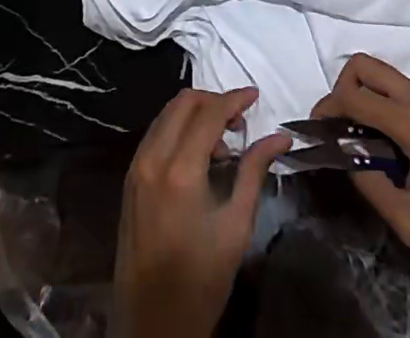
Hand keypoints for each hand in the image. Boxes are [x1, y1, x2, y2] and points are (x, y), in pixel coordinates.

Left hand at [112, 87, 290, 337]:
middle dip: (214, 101)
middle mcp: (151, 160)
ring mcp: (135, 169)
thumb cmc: (200, 280)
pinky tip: (200, 156)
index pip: (208, 113)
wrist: (151, 324)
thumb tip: (280, 138)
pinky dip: (179, 130)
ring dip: (196, 115)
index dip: (234, 99)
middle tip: (240, 120)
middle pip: (182, 103)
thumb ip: (254, 172)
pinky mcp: (129, 181)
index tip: (256, 96)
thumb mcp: (236, 227)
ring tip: (224, 143)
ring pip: (166, 115)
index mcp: (179, 171)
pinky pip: (155, 135)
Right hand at [314, 56, 409, 337]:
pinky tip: (401, 149)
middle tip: (338, 129)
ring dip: (372, 100)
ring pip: (394, 80)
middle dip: (344, 89)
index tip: (314, 130)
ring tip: (369, 146)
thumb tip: (344, 153)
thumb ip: (369, 181)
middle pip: (371, 67)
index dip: (326, 108)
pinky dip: (396, 109)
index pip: (355, 95)